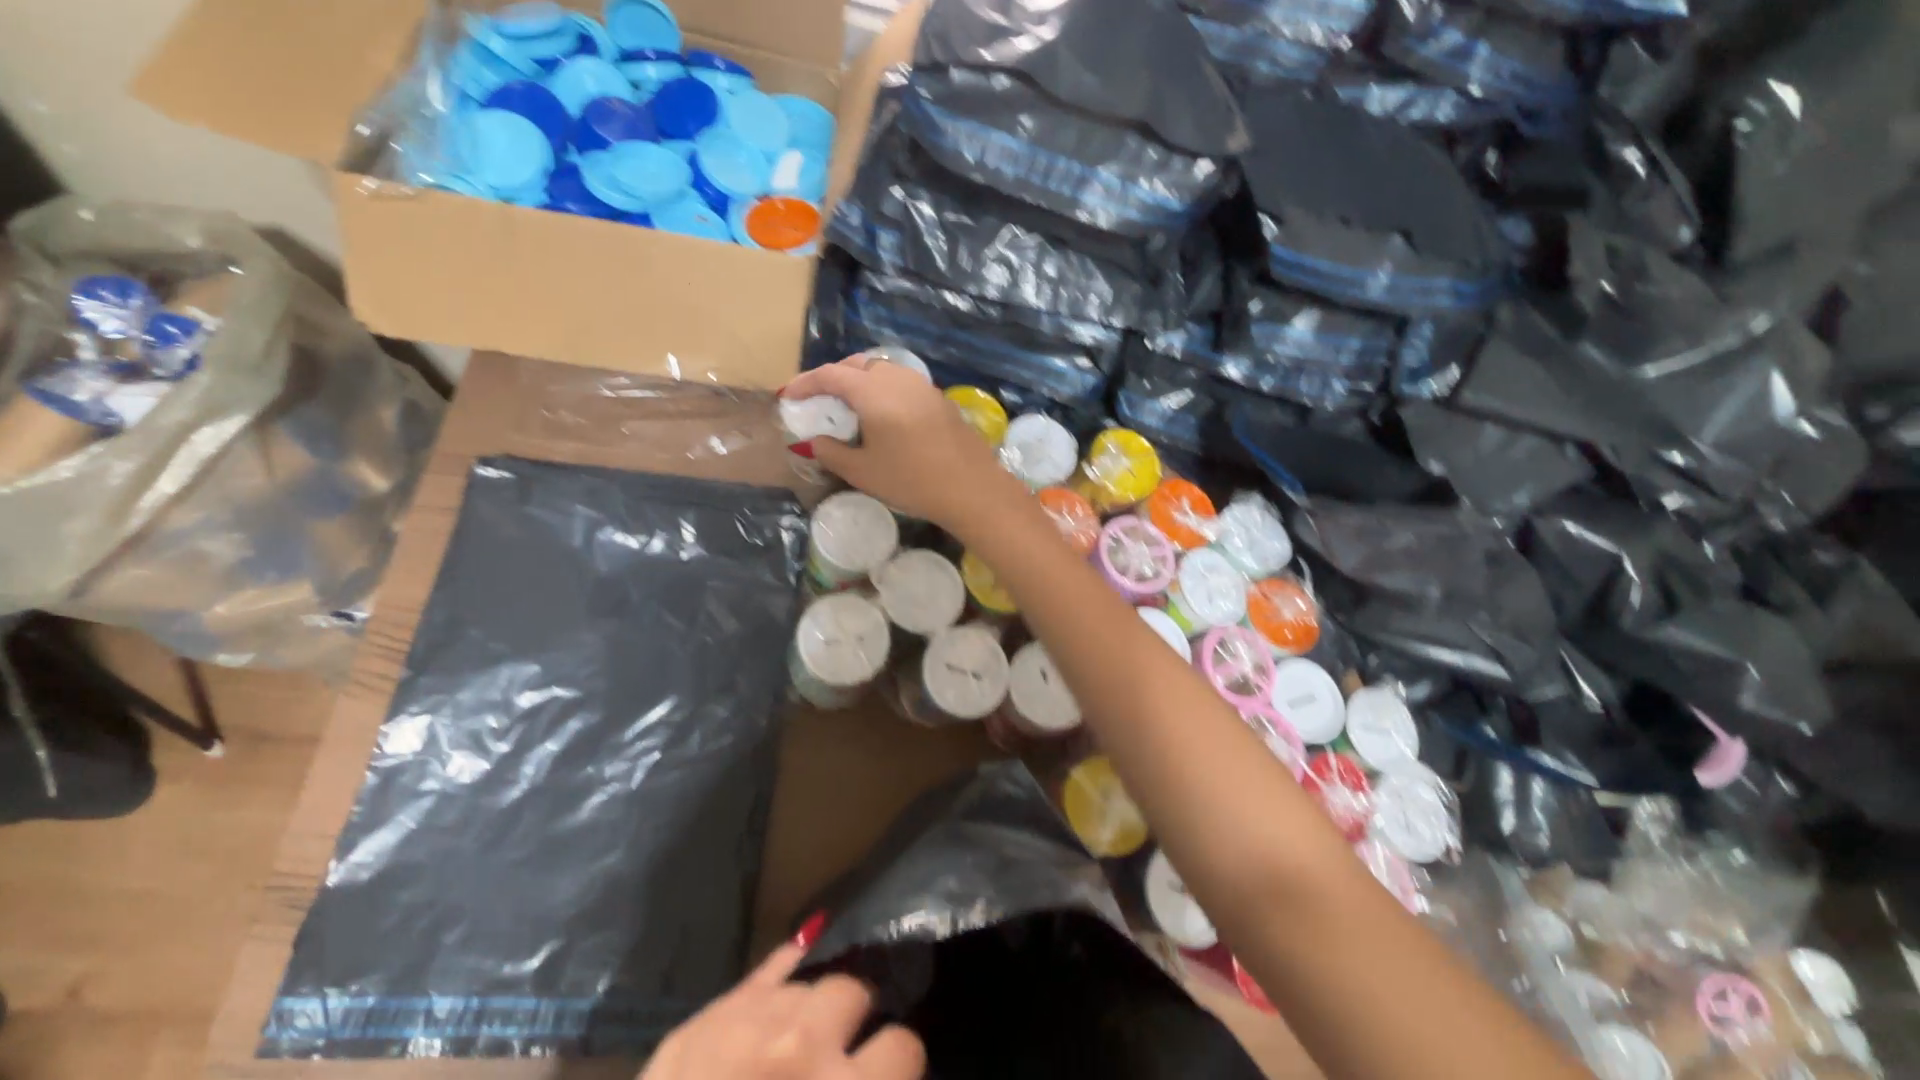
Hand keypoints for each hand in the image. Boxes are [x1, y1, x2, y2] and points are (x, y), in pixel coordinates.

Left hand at [641, 944, 925, 1079]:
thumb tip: (872, 1072)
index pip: (903, 1046)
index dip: (897, 1062)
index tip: (887, 1074)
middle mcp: (805, 1043)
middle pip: (853, 992)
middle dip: (854, 1019)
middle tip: (842, 1049)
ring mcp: (752, 1022)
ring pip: (807, 982)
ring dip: (811, 1006)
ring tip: (803, 1033)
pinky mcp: (709, 1017)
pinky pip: (764, 970)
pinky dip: (784, 966)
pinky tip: (799, 955)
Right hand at [780, 357, 1023, 535]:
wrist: (971, 488)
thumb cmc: (911, 480)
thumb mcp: (862, 472)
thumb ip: (831, 452)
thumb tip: (814, 441)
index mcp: (872, 391)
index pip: (830, 375)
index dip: (805, 383)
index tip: (789, 397)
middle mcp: (897, 378)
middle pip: (857, 365)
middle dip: (833, 378)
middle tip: (818, 400)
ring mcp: (922, 386)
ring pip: (883, 370)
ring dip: (860, 381)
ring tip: (849, 407)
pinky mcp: (939, 398)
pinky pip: (902, 383)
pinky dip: (883, 390)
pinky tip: (882, 415)